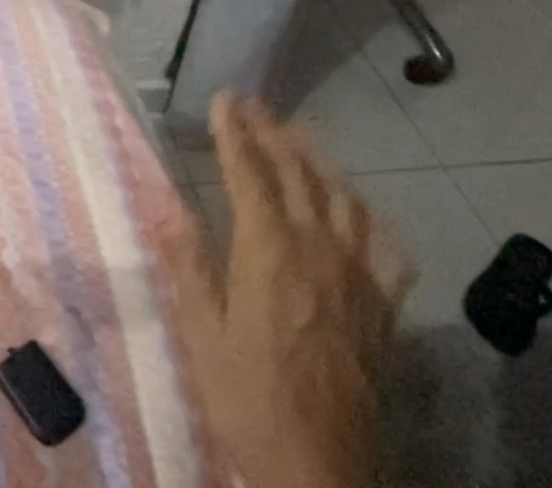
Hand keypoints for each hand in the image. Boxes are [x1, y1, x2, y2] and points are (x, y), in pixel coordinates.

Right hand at [163, 93, 410, 487]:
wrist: (318, 463)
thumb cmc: (245, 396)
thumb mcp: (201, 333)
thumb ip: (188, 263)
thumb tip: (166, 204)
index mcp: (267, 252)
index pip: (250, 175)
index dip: (235, 133)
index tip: (225, 100)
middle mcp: (318, 250)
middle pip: (298, 174)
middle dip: (273, 133)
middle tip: (254, 105)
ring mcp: (357, 276)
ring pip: (343, 198)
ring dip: (318, 161)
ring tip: (299, 139)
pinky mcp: (382, 305)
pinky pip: (384, 246)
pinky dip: (368, 217)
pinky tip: (359, 210)